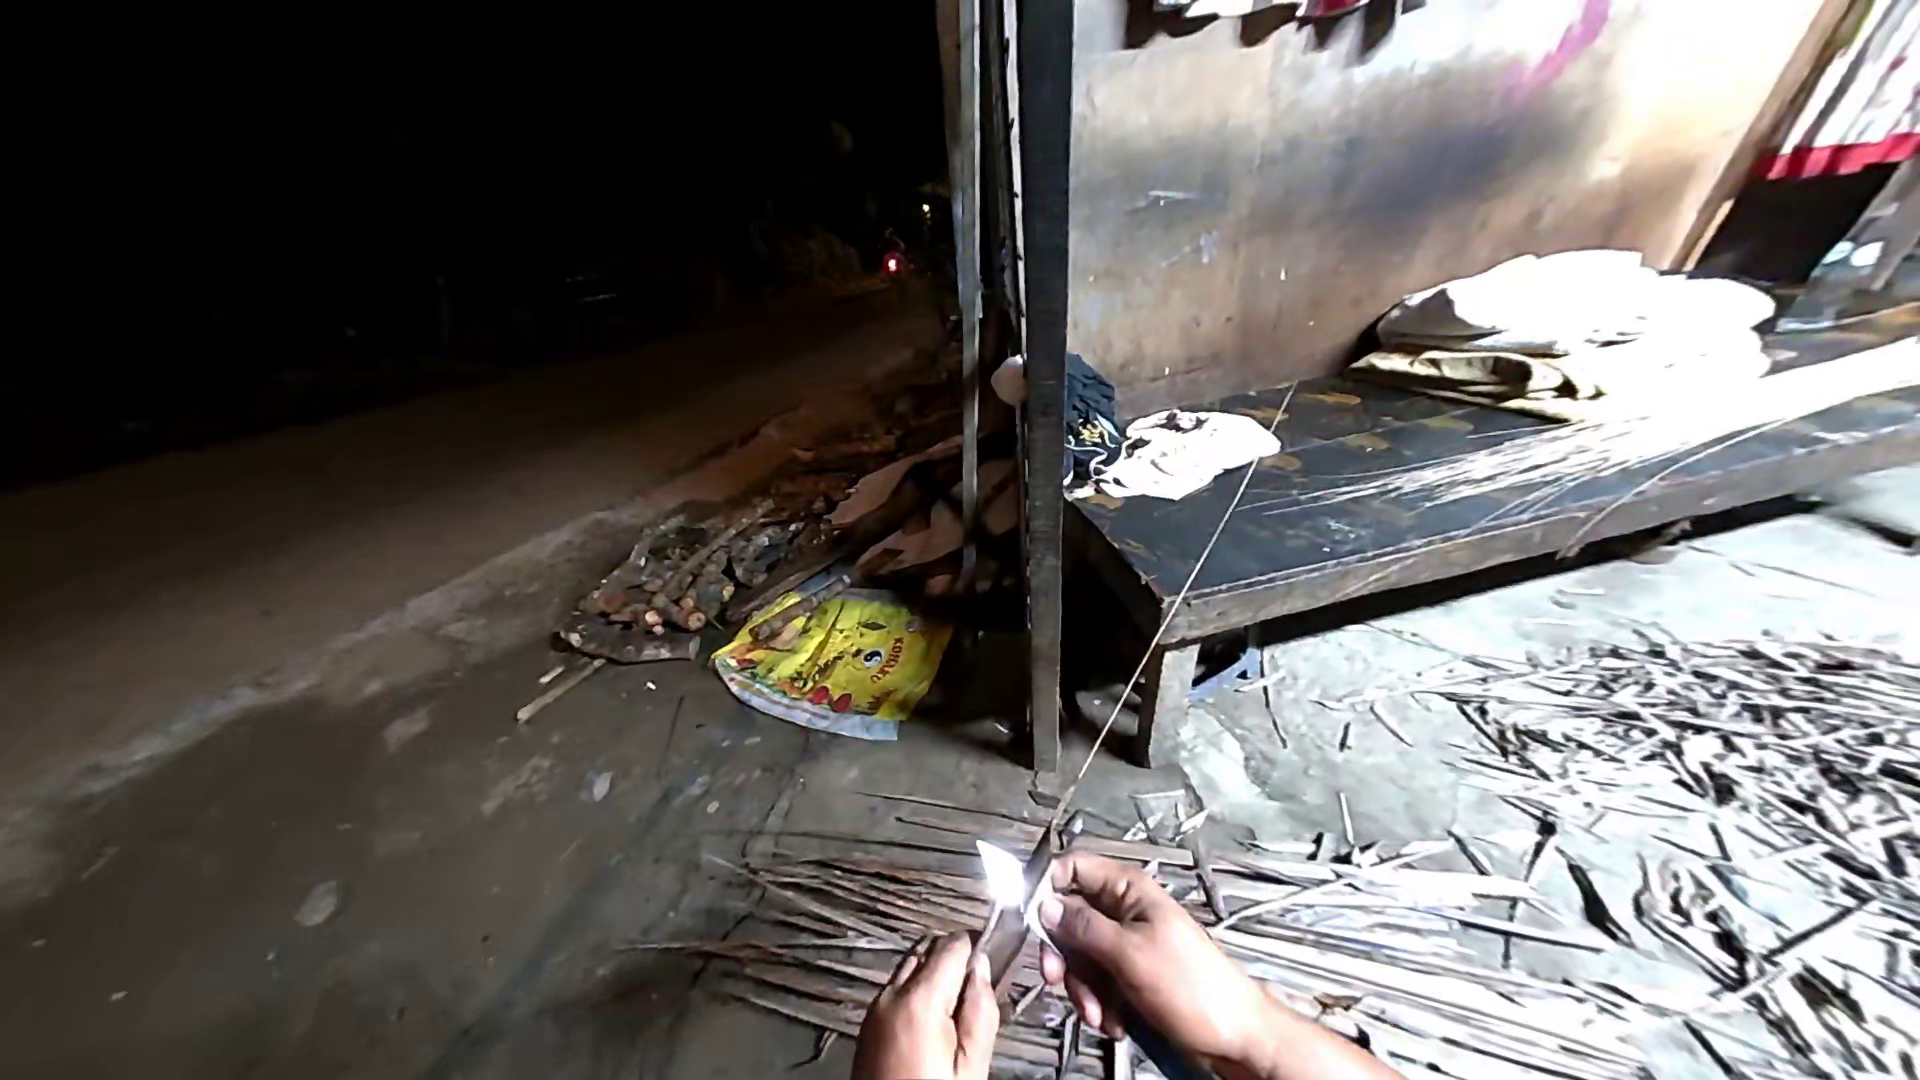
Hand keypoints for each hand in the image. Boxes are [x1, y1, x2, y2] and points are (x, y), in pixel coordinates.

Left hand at [853, 932, 998, 1079]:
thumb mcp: (971, 1070)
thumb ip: (981, 1012)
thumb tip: (983, 970)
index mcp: (919, 1001)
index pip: (954, 944)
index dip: (977, 948)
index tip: (992, 959)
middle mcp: (891, 996)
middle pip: (930, 947)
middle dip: (955, 958)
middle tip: (976, 989)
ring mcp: (875, 1010)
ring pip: (911, 964)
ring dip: (934, 972)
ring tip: (955, 1011)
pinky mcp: (868, 1025)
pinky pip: (896, 988)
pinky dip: (916, 991)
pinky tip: (932, 1023)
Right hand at [1038, 853, 1282, 1076]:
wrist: (1236, 1039)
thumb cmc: (1191, 986)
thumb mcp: (1130, 953)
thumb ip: (1084, 927)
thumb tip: (1046, 904)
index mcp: (1126, 889)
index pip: (1073, 868)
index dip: (1049, 888)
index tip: (1033, 919)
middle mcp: (1122, 909)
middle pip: (1070, 916)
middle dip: (1064, 954)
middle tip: (1058, 977)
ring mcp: (1125, 942)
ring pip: (1080, 954)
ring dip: (1082, 987)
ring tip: (1099, 1013)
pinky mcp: (1129, 974)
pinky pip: (1096, 980)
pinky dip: (1098, 1003)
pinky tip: (1113, 1020)